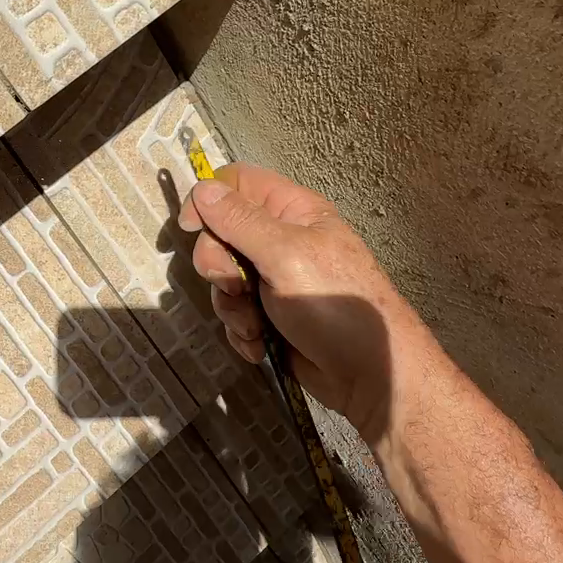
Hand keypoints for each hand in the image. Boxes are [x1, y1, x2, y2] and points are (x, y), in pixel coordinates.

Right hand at [181, 163, 425, 438]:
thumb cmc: (335, 305)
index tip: (191, 227)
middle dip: (218, 265)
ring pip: (223, 277)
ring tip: (254, 326)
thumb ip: (240, 221)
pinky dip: (241, 329)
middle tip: (234, 286)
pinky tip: (258, 344)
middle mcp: (279, 239)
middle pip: (220, 233)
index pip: (237, 183)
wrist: (371, 379)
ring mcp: (273, 279)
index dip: (209, 198)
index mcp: (291, 211)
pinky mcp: (269, 315)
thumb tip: (202, 188)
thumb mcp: (285, 255)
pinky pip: (234, 311)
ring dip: (230, 305)